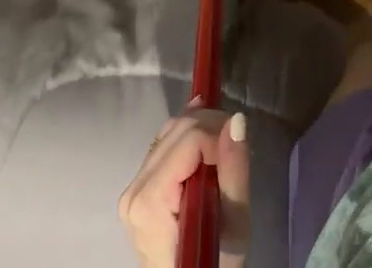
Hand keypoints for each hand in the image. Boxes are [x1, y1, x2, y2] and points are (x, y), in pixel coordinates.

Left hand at [119, 108, 252, 267]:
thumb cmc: (216, 261)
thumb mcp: (235, 224)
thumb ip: (234, 170)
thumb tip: (237, 119)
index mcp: (152, 201)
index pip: (190, 137)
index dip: (219, 136)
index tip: (238, 154)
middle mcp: (134, 189)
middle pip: (178, 129)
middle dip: (213, 128)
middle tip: (236, 149)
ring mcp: (132, 188)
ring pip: (170, 131)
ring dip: (202, 132)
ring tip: (224, 154)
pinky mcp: (138, 187)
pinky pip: (165, 144)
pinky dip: (189, 139)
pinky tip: (206, 148)